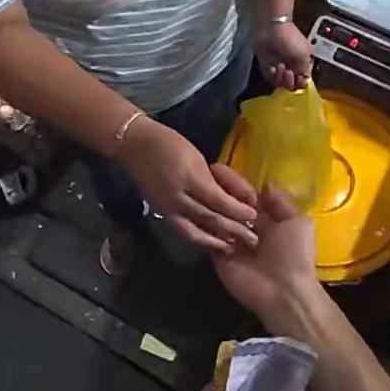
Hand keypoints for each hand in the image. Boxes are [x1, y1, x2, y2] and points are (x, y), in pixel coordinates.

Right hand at [117, 119, 257, 252]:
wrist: (135, 145)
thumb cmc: (170, 143)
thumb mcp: (196, 156)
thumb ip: (212, 179)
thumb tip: (232, 196)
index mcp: (191, 177)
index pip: (219, 200)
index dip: (237, 209)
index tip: (254, 214)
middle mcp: (179, 196)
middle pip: (210, 217)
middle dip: (233, 228)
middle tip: (253, 238)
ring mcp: (168, 207)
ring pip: (197, 229)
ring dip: (217, 239)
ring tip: (234, 247)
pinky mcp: (162, 213)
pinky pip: (182, 230)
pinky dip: (198, 239)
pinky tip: (210, 243)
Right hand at [208, 165, 316, 316]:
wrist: (284, 293)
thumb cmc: (294, 255)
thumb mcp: (298, 221)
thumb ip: (282, 202)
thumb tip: (265, 184)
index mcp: (267, 219)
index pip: (246, 196)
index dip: (234, 183)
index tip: (216, 167)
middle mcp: (248, 228)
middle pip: (229, 206)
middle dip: (218, 193)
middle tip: (200, 176)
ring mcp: (232, 243)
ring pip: (216, 220)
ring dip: (208, 207)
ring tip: (193, 190)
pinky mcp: (219, 257)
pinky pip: (207, 239)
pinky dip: (202, 227)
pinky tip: (191, 210)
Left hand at [253, 20, 312, 90]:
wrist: (272, 28)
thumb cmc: (291, 40)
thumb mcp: (303, 55)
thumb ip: (305, 71)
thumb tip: (303, 80)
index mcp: (304, 63)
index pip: (304, 80)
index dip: (301, 83)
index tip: (298, 77)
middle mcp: (292, 67)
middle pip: (292, 84)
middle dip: (290, 82)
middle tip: (288, 72)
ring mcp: (280, 67)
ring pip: (281, 83)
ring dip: (281, 79)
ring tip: (280, 67)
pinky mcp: (267, 66)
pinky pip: (271, 78)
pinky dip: (272, 76)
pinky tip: (272, 67)